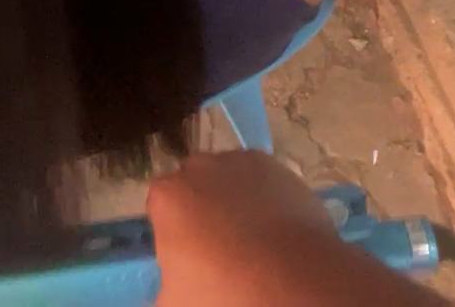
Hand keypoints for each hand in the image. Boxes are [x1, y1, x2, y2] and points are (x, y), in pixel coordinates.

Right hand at [149, 151, 336, 306]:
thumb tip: (175, 279)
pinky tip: (274, 228)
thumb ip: (166, 281)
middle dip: (201, 207)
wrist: (295, 284)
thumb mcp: (173, 303)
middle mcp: (201, 167)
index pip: (160, 205)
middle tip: (218, 247)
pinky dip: (264, 196)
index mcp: (168, 197)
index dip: (172, 229)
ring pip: (228, 177)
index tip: (185, 256)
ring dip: (232, 198)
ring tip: (251, 238)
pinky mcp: (278, 167)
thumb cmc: (224, 295)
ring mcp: (242, 161)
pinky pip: (261, 179)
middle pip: (194, 184)